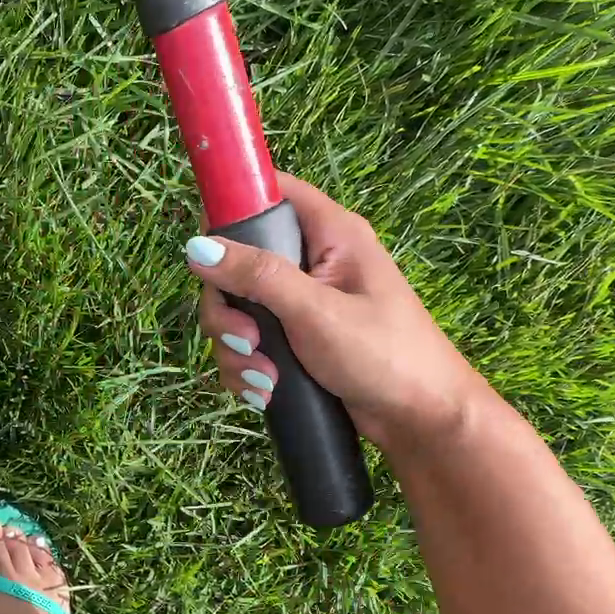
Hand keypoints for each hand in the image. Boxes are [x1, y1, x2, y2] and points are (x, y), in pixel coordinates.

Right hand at [189, 173, 490, 457]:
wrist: (417, 419)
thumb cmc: (384, 355)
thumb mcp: (315, 312)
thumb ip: (257, 276)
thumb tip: (197, 246)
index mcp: (330, 237)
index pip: (272, 194)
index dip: (232, 207)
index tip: (202, 243)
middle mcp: (310, 264)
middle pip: (235, 266)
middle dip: (227, 311)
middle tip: (244, 340)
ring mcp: (297, 303)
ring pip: (235, 311)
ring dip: (235, 350)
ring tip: (263, 378)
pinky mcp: (289, 339)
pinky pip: (243, 344)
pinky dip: (244, 369)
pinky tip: (263, 389)